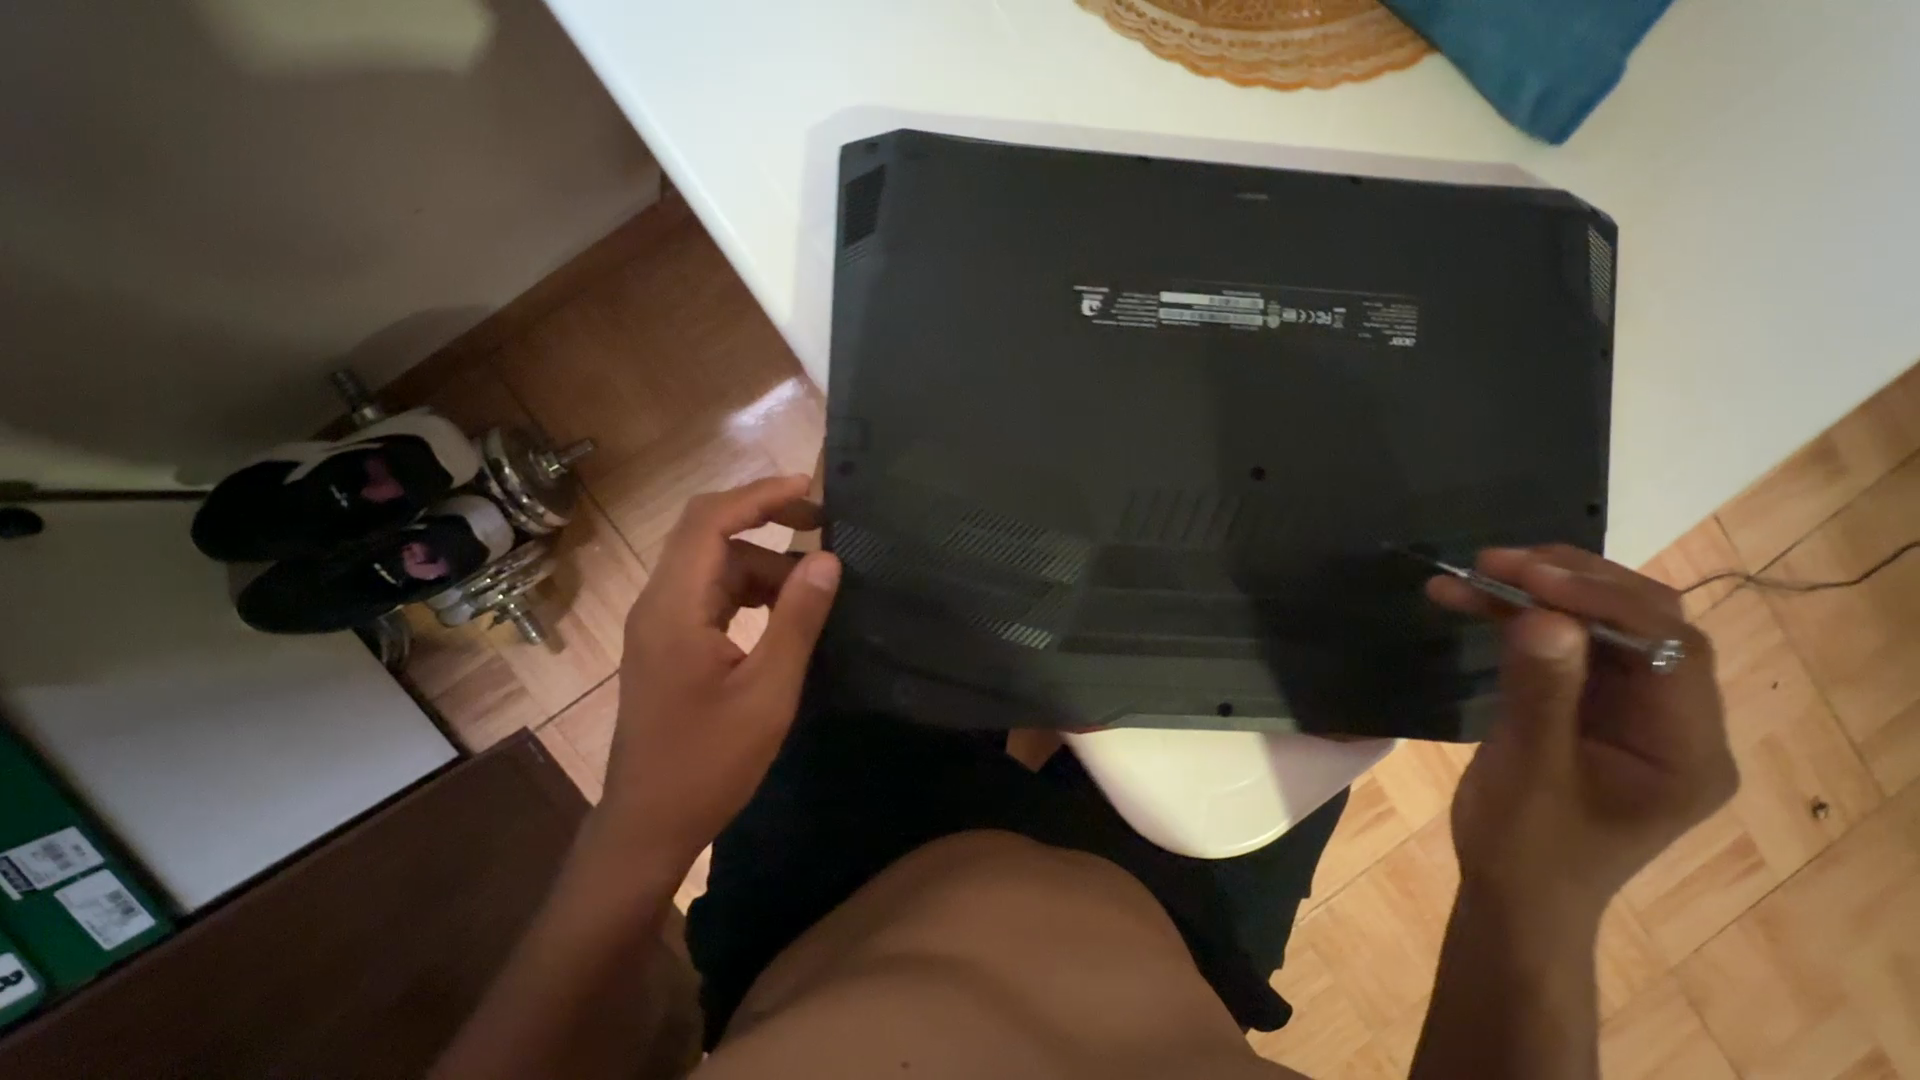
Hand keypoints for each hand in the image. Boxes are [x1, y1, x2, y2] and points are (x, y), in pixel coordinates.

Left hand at [599, 475, 841, 863]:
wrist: (648, 823)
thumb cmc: (708, 763)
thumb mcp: (767, 692)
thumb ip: (797, 620)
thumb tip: (827, 559)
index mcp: (674, 607)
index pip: (709, 521)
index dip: (759, 496)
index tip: (811, 492)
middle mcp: (658, 604)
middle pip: (708, 536)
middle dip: (765, 523)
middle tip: (823, 531)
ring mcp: (660, 626)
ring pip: (713, 569)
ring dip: (763, 567)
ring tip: (815, 589)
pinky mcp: (668, 647)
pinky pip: (710, 598)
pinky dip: (749, 594)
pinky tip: (784, 615)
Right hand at [1427, 546, 1737, 919]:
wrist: (1514, 897)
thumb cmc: (1524, 849)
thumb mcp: (1527, 774)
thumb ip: (1541, 694)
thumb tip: (1542, 616)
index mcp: (1686, 750)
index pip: (1668, 648)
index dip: (1603, 600)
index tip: (1526, 576)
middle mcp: (1679, 723)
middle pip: (1646, 624)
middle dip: (1572, 584)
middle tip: (1495, 562)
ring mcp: (1639, 713)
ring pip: (1606, 625)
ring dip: (1542, 593)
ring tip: (1476, 571)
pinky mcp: (1599, 708)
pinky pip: (1573, 646)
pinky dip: (1525, 619)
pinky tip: (1475, 601)